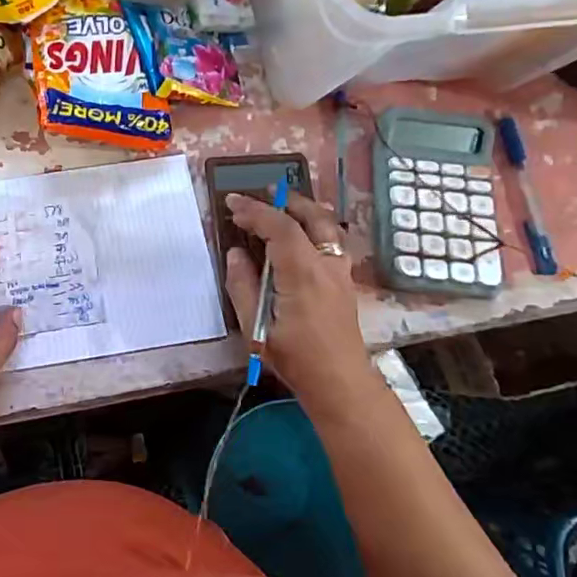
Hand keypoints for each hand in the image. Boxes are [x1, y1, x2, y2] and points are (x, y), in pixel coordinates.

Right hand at [223, 193, 376, 407]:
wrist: (340, 383)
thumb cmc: (294, 358)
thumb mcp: (254, 326)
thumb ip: (242, 285)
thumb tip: (235, 253)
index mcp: (303, 272)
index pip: (279, 226)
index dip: (254, 210)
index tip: (231, 203)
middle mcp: (327, 264)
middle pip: (311, 216)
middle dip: (285, 199)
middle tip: (261, 192)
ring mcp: (340, 271)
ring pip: (327, 226)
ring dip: (304, 209)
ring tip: (282, 204)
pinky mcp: (345, 281)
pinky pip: (332, 240)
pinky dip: (314, 226)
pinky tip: (302, 233)